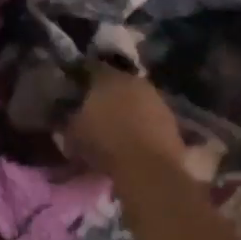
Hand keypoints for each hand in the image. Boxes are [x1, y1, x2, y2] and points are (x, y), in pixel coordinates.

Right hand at [59, 63, 185, 175]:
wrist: (150, 171)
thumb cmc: (105, 143)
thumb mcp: (73, 133)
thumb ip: (68, 119)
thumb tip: (66, 116)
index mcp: (108, 76)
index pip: (90, 67)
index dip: (81, 77)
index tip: (73, 88)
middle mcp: (134, 81)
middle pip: (117, 82)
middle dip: (107, 93)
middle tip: (95, 108)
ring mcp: (157, 101)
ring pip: (137, 99)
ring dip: (127, 109)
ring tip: (116, 127)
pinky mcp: (173, 123)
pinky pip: (151, 119)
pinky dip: (143, 126)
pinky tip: (134, 140)